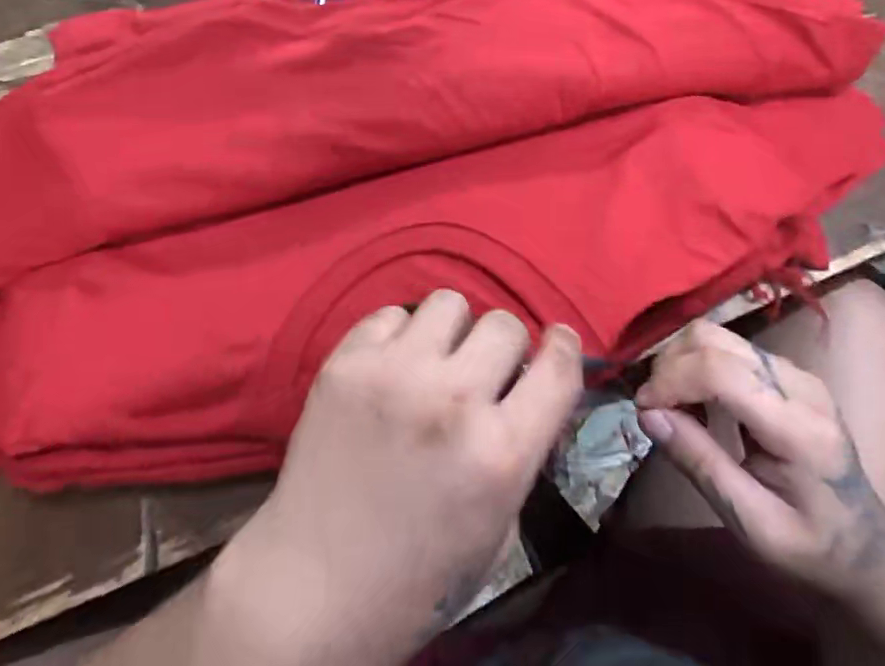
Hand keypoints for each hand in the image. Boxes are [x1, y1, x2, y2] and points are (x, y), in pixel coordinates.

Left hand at [211, 290, 583, 665]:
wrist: (319, 580)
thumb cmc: (419, 572)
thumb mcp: (499, 523)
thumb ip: (520, 447)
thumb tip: (527, 389)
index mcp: (499, 452)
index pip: (557, 368)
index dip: (565, 348)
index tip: (557, 342)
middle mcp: (451, 400)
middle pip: (504, 325)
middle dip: (504, 346)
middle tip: (483, 370)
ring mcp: (392, 373)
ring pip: (448, 303)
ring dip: (453, 331)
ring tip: (435, 360)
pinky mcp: (345, 363)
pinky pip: (389, 315)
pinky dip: (399, 335)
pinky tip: (390, 366)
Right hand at [632, 320, 884, 605]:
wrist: (870, 552)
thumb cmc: (813, 548)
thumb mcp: (753, 524)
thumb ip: (700, 464)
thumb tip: (646, 414)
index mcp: (799, 429)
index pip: (719, 371)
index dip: (669, 380)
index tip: (643, 409)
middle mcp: (800, 386)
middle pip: (711, 340)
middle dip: (669, 366)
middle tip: (655, 408)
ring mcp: (795, 374)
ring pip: (714, 335)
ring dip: (679, 362)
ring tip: (674, 404)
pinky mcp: (786, 372)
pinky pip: (725, 347)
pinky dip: (696, 364)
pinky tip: (697, 402)